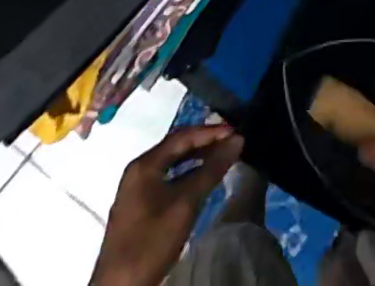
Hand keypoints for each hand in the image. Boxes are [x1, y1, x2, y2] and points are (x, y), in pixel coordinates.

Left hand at [88, 123, 244, 285]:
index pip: (182, 136)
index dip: (211, 132)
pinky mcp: (139, 206)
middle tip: (231, 141)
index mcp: (144, 165)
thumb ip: (211, 170)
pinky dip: (187, 173)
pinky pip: (168, 178)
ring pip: (172, 163)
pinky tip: (202, 180)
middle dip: (204, 141)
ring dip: (197, 157)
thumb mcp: (185, 204)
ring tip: (222, 157)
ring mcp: (137, 189)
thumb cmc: (151, 243)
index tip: (236, 132)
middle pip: (176, 146)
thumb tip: (237, 140)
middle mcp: (138, 170)